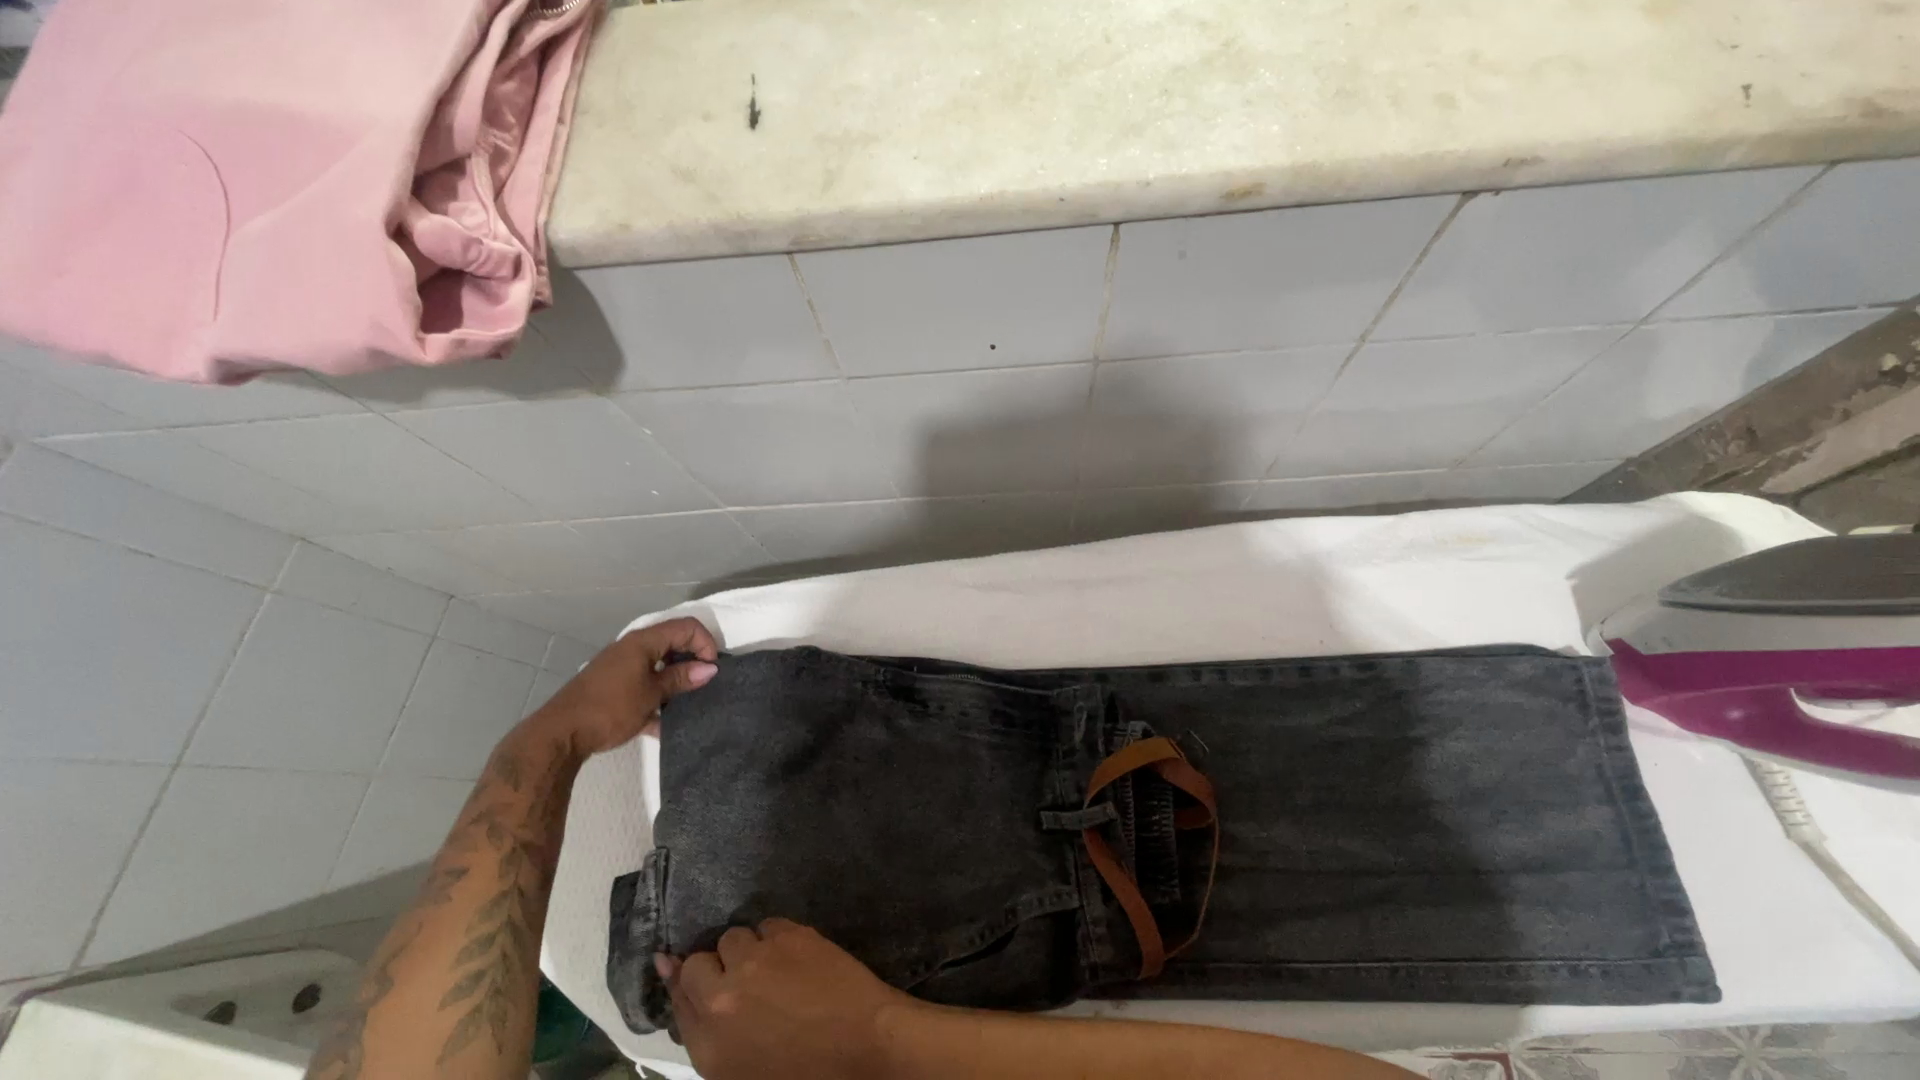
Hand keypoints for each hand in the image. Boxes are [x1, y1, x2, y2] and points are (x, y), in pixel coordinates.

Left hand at [531, 617, 719, 755]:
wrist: (560, 734)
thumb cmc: (610, 708)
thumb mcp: (652, 694)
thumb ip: (681, 678)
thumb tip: (710, 668)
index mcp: (643, 642)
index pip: (686, 627)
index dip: (705, 644)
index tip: (712, 671)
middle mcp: (632, 649)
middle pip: (673, 645)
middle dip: (692, 663)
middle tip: (704, 687)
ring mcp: (621, 668)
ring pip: (658, 667)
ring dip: (675, 683)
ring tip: (687, 706)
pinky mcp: (614, 688)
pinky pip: (644, 685)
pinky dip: (657, 698)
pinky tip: (664, 725)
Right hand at [657, 919, 924, 1079]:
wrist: (864, 1045)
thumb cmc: (804, 1070)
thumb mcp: (740, 1066)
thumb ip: (700, 1024)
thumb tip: (668, 964)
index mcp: (708, 1043)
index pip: (677, 993)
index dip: (691, 984)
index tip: (704, 980)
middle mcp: (723, 996)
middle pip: (700, 961)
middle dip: (719, 969)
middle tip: (748, 986)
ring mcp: (757, 960)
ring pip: (734, 936)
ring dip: (748, 950)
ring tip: (774, 971)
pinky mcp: (790, 935)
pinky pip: (768, 926)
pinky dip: (777, 939)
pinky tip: (796, 960)